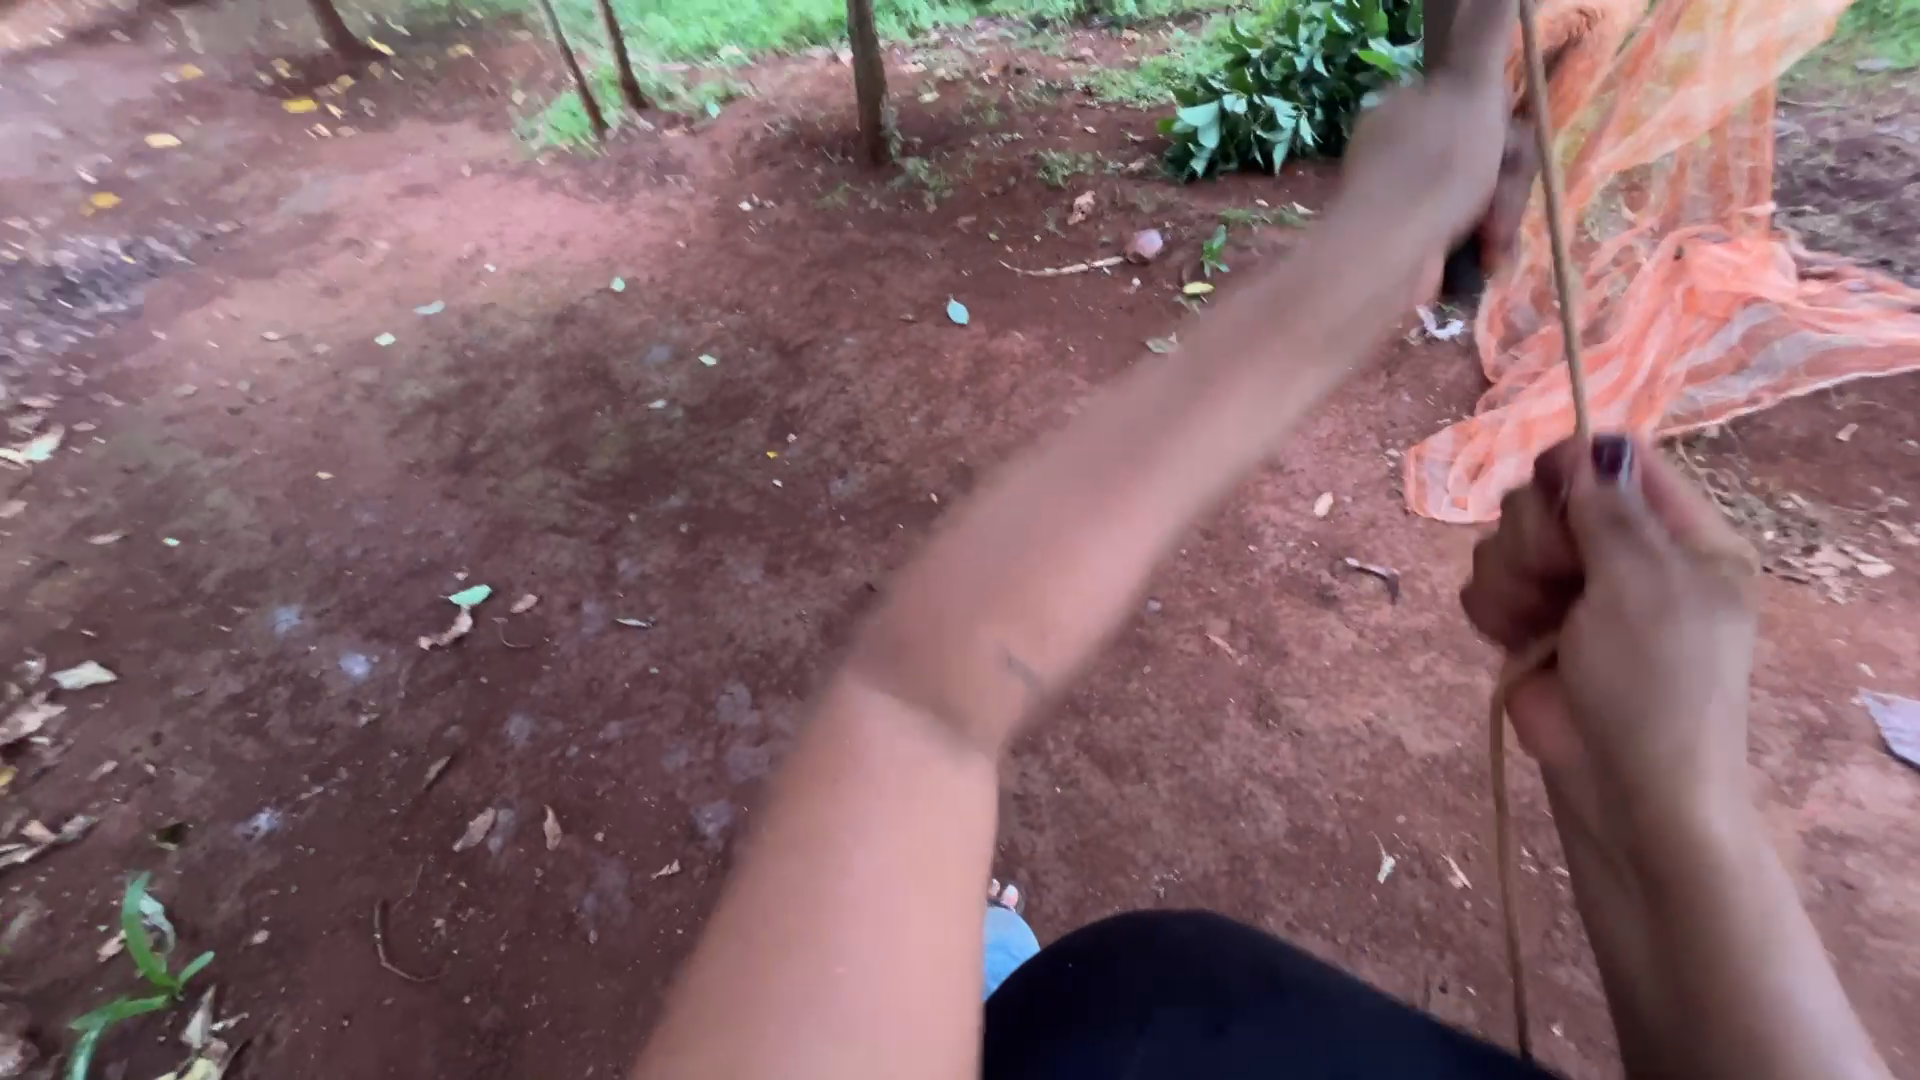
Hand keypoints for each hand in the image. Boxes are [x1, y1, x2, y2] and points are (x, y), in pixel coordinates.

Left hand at [1328, 0, 1517, 275]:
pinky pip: (1461, 238)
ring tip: (1491, 240)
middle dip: (1506, 181)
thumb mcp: (1470, 84)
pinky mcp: (1406, 245)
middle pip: (1482, 154)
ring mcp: (1400, 202)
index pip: (1473, 102)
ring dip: (1498, 219)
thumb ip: (1486, 30)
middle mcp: (1396, 153)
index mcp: (1401, 109)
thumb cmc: (1433, 167)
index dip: (1506, 125)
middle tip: (1500, 205)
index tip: (1514, 142)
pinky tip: (1485, 260)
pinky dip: (1480, 250)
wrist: (1385, 259)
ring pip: (1478, 198)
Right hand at [1460, 435, 1759, 850]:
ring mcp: (1566, 588)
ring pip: (1502, 541)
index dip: (1574, 465)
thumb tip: (1585, 446)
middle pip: (1545, 498)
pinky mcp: (1522, 618)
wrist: (1616, 774)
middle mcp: (1618, 555)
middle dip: (1535, 537)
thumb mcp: (1646, 586)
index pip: (1620, 463)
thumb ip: (1609, 512)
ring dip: (1509, 580)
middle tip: (1557, 578)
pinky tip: (1511, 637)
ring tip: (1535, 622)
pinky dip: (1490, 609)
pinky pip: (1480, 583)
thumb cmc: (1654, 681)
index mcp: (1678, 538)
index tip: (1549, 490)